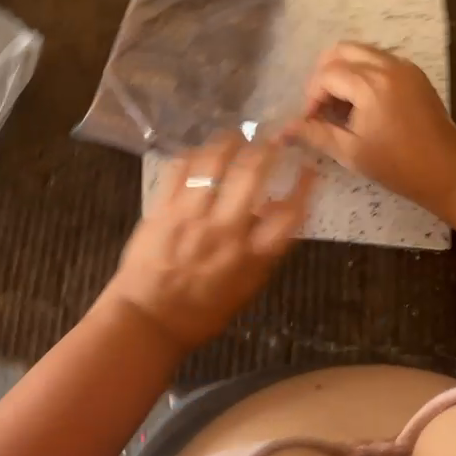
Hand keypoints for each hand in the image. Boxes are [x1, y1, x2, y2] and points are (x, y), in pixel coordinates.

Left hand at [99, 133, 313, 352]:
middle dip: (265, 150)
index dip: (303, 186)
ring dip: (229, 143)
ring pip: (214, 164)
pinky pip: (180, 169)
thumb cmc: (201, 311)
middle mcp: (224, 231)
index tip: (307, 167)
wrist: (148, 319)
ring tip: (237, 135)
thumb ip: (262, 250)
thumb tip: (275, 210)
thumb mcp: (245, 288)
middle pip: (252, 175)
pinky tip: (201, 151)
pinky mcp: (163, 209)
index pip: (289, 214)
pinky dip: (194, 155)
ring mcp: (190, 216)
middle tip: (269, 140)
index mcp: (251, 257)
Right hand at [289, 42, 455, 216]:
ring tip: (341, 104)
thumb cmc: (397, 166)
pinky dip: (363, 71)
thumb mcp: (351, 153)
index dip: (312, 96)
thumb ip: (315, 134)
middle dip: (324, 74)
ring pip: (361, 51)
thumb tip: (283, 130)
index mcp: (370, 85)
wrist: (449, 172)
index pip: (326, 75)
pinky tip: (362, 102)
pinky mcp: (414, 73)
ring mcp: (404, 66)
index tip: (311, 120)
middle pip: (341, 50)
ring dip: (343, 71)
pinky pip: (379, 59)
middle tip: (322, 104)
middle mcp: (387, 66)